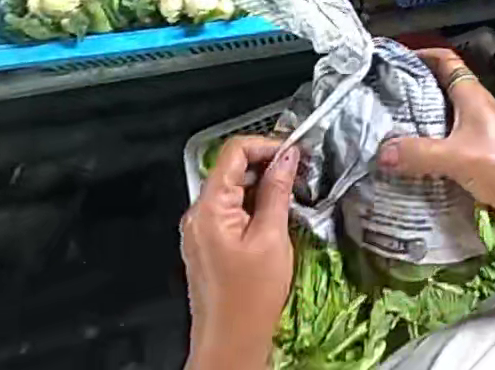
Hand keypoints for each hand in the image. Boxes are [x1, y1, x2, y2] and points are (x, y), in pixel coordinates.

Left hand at [182, 136, 297, 369]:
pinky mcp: (207, 244)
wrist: (230, 350)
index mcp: (209, 206)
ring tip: (289, 193)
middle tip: (297, 172)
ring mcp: (200, 229)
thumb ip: (278, 191)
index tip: (292, 152)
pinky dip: (251, 205)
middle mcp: (198, 212)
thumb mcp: (272, 238)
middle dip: (265, 164)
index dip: (265, 144)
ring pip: (231, 188)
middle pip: (231, 168)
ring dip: (260, 185)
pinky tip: (272, 216)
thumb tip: (287, 156)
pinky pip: (228, 209)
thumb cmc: (251, 299)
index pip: (234, 151)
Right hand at [377, 49, 494, 218]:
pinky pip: (448, 143)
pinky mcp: (481, 157)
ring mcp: (479, 132)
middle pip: (440, 88)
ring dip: (420, 120)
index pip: (445, 60)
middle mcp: (474, 107)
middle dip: (413, 89)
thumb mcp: (458, 158)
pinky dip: (430, 146)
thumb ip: (419, 153)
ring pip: (443, 117)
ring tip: (390, 127)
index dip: (421, 54)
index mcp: (471, 95)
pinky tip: (412, 159)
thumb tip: (380, 151)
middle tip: (384, 96)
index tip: (395, 59)